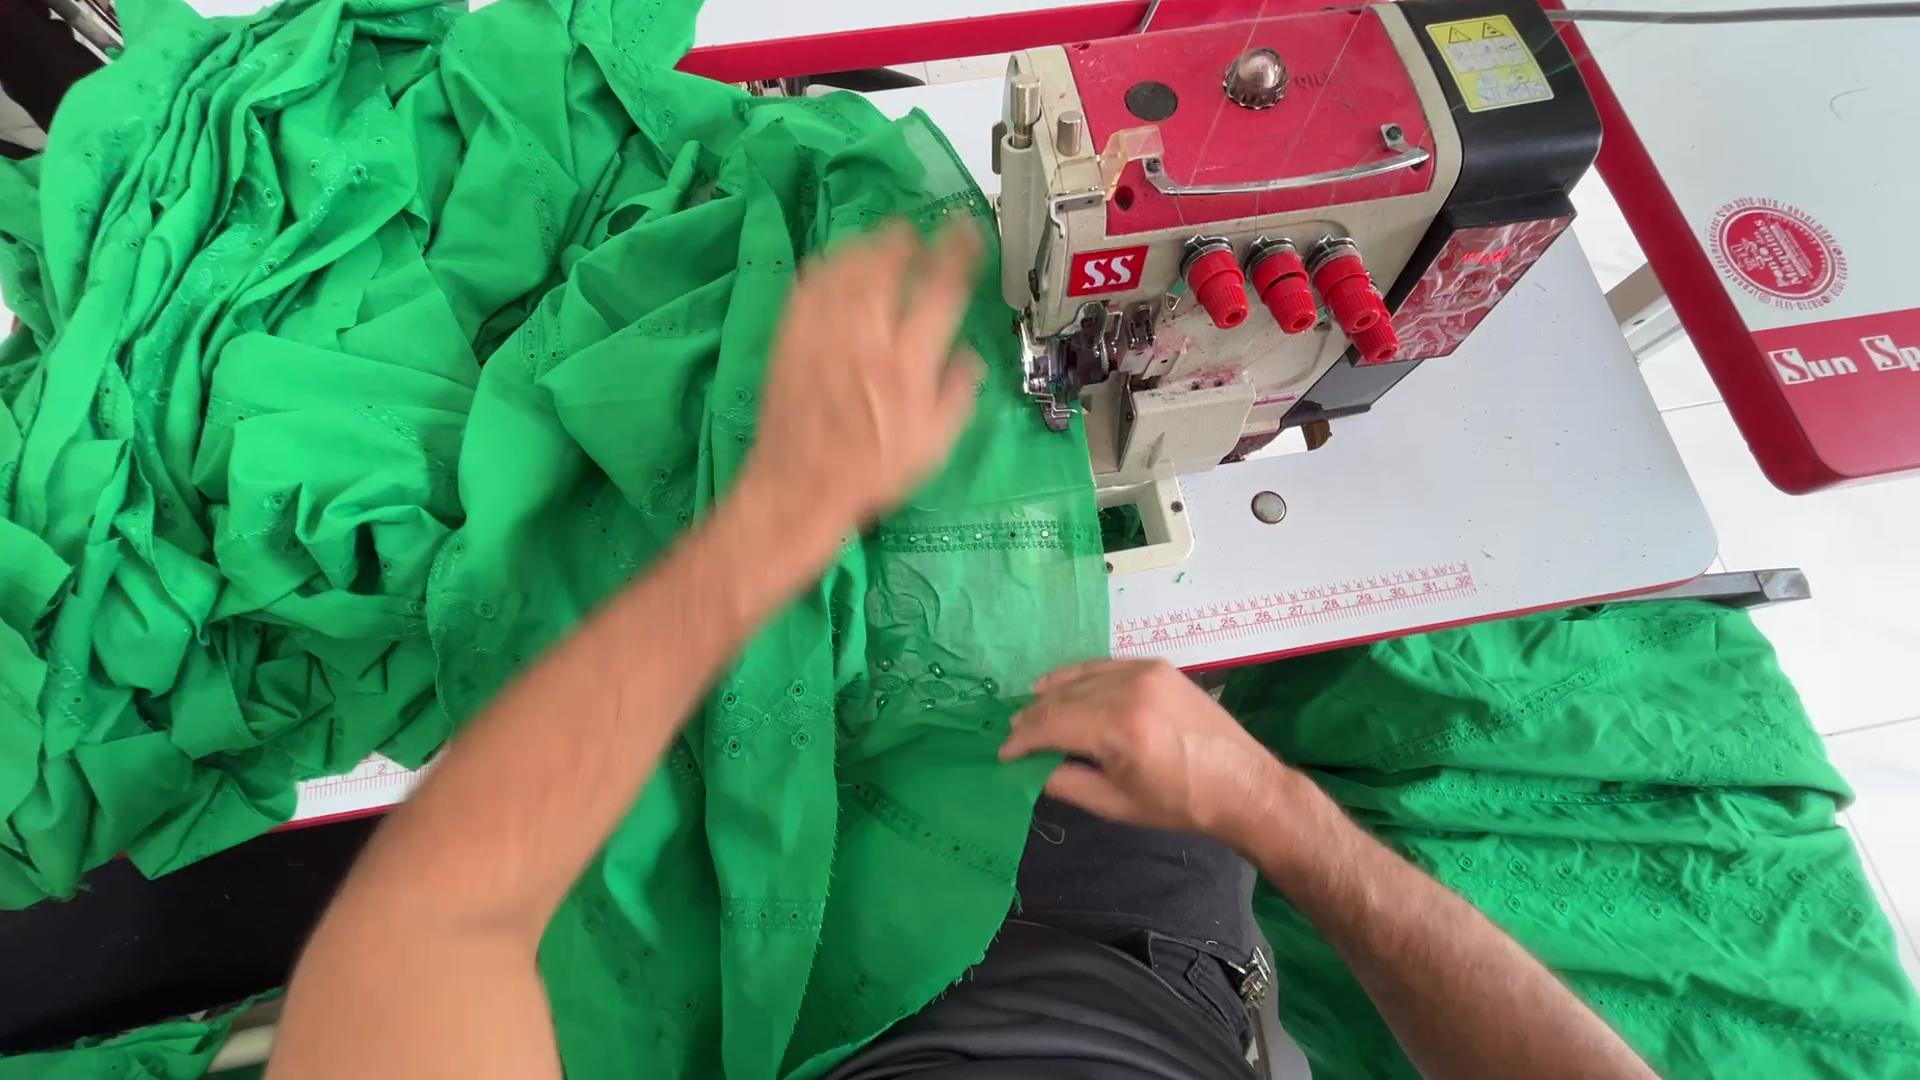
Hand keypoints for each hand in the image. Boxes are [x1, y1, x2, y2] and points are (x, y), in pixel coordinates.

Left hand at [745, 221, 983, 528]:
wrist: (801, 486)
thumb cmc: (872, 472)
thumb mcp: (932, 445)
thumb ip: (956, 395)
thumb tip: (970, 357)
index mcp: (908, 363)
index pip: (941, 291)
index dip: (958, 254)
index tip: (967, 233)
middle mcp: (867, 338)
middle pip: (889, 267)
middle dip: (907, 240)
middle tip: (918, 231)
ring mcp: (824, 334)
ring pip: (848, 269)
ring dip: (868, 245)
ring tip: (882, 237)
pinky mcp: (790, 338)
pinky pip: (809, 287)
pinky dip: (826, 266)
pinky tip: (835, 261)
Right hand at [998, 658, 1292, 843]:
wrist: (1242, 784)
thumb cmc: (1179, 803)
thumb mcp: (1116, 805)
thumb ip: (1065, 782)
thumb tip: (1029, 768)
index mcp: (1120, 728)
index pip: (1052, 724)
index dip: (1021, 739)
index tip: (1003, 754)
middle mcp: (1129, 689)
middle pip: (1061, 697)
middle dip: (1032, 717)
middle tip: (1013, 735)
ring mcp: (1144, 671)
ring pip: (1079, 676)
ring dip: (1050, 693)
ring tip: (1029, 709)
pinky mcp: (1155, 665)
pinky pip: (1103, 666)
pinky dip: (1077, 676)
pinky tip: (1059, 685)